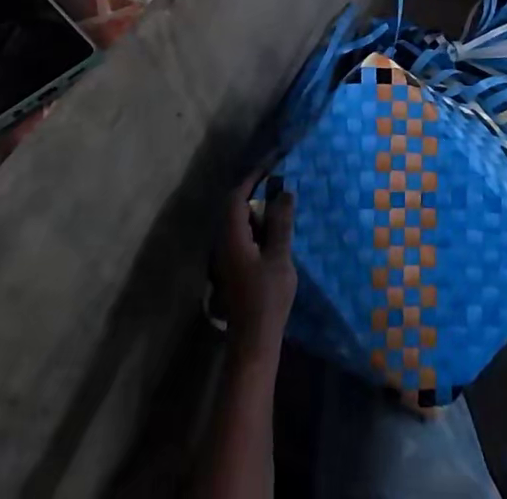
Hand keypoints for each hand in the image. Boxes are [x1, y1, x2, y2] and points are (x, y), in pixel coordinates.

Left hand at [215, 173, 295, 353]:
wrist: (254, 339)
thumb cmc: (267, 297)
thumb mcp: (279, 257)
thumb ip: (281, 223)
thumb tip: (285, 192)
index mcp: (231, 237)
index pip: (236, 197)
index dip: (251, 179)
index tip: (270, 167)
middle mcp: (222, 243)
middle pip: (234, 209)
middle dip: (254, 193)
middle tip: (278, 184)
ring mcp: (225, 257)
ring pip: (237, 224)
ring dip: (256, 211)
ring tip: (280, 205)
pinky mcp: (232, 268)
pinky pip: (241, 237)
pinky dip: (256, 228)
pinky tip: (273, 233)